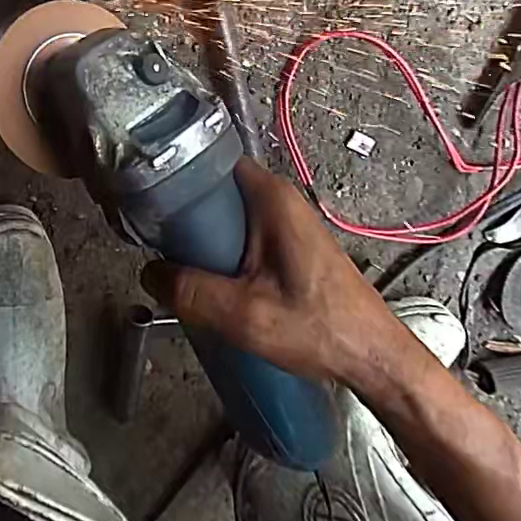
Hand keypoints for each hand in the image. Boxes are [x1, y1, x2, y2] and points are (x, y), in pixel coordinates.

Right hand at [140, 157, 415, 384]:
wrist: (374, 359)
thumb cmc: (319, 329)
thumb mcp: (245, 314)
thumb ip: (191, 292)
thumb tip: (148, 273)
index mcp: (270, 197)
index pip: (211, 162)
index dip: (176, 175)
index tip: (147, 198)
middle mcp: (279, 199)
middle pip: (215, 188)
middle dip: (184, 211)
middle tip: (156, 240)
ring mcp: (285, 221)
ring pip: (227, 214)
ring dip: (201, 234)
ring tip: (175, 261)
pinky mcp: (288, 245)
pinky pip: (241, 233)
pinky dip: (220, 248)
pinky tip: (208, 278)